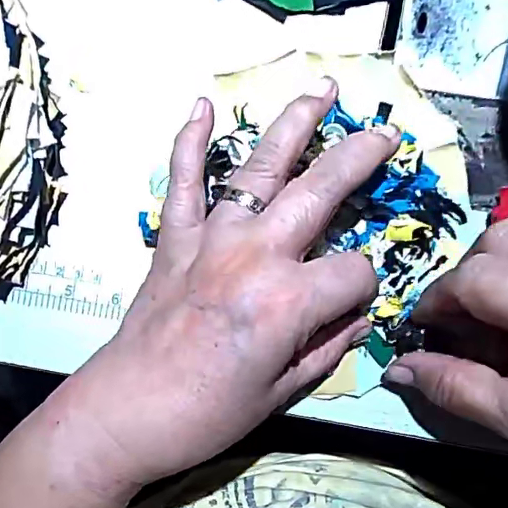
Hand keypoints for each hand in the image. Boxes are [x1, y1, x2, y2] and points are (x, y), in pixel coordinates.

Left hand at [45, 83, 397, 495]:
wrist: (122, 412)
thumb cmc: (203, 415)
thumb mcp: (281, 393)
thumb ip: (326, 347)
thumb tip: (355, 316)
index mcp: (291, 300)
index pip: (356, 272)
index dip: (359, 290)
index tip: (344, 310)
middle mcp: (254, 257)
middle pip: (321, 190)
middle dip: (361, 157)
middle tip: (385, 135)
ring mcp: (207, 244)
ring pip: (256, 171)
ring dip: (291, 126)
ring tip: (320, 92)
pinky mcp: (169, 247)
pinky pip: (180, 186)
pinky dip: (188, 146)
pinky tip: (200, 110)